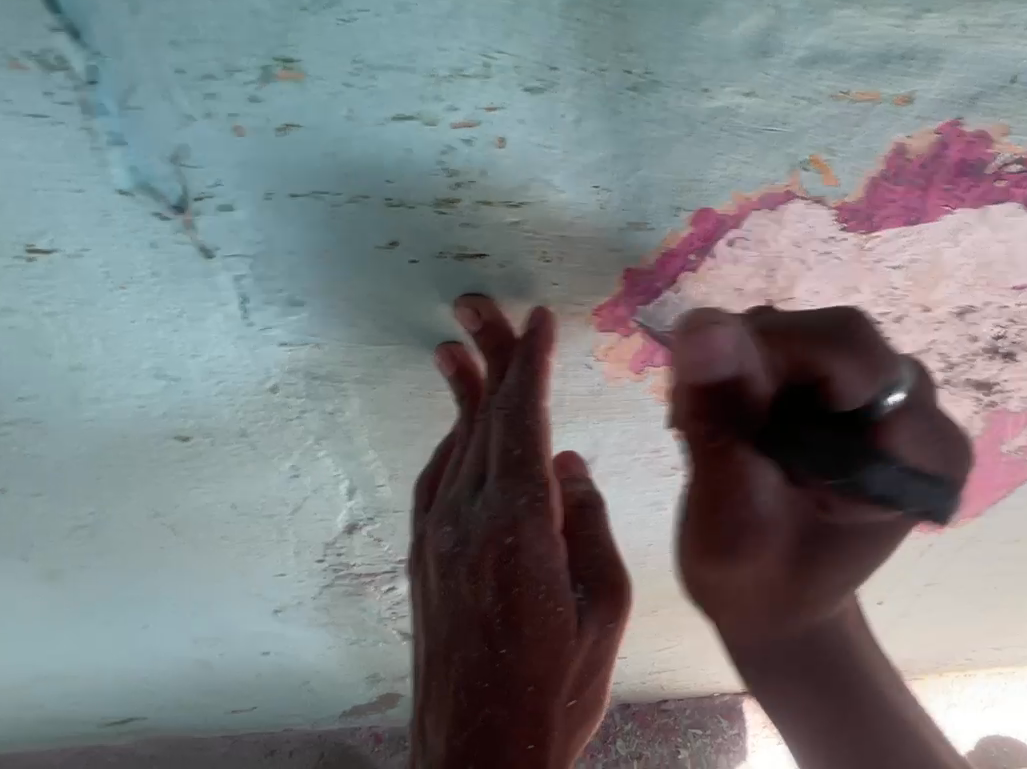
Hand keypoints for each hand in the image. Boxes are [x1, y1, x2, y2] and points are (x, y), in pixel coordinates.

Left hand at [408, 297, 631, 768]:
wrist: (476, 762)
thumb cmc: (556, 690)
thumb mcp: (602, 609)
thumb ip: (588, 524)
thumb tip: (569, 463)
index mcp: (521, 525)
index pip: (525, 421)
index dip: (531, 363)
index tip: (539, 319)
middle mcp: (470, 520)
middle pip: (483, 417)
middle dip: (491, 355)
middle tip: (479, 304)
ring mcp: (438, 539)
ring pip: (456, 444)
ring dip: (464, 391)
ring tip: (458, 346)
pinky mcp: (424, 561)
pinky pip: (437, 481)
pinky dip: (451, 441)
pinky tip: (458, 427)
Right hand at [667, 306, 972, 649]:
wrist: (774, 596)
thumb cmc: (757, 581)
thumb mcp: (727, 517)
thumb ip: (721, 420)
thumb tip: (704, 324)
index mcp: (923, 451)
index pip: (847, 352)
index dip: (766, 361)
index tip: (706, 413)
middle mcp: (921, 406)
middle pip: (829, 335)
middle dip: (752, 367)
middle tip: (700, 424)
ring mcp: (890, 387)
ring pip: (806, 332)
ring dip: (745, 368)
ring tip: (715, 431)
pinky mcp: (855, 378)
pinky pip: (797, 341)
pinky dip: (750, 369)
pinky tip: (733, 417)